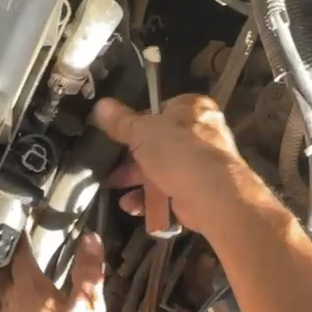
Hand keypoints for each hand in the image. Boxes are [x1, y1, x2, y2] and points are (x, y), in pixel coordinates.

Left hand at [0, 233, 106, 311]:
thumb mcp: (88, 307)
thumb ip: (88, 270)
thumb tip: (90, 237)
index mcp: (30, 287)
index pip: (21, 253)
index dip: (23, 238)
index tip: (25, 226)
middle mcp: (11, 299)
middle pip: (4, 270)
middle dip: (10, 255)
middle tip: (17, 245)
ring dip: (3, 276)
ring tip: (11, 270)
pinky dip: (1, 299)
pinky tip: (7, 303)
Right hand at [91, 95, 277, 238]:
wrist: (212, 194)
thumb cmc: (178, 152)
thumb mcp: (142, 131)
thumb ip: (121, 121)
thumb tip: (100, 105)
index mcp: (191, 108)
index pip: (160, 110)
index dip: (137, 122)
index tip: (118, 135)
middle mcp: (200, 132)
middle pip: (158, 143)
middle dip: (131, 159)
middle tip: (110, 166)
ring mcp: (201, 163)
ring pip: (161, 170)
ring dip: (136, 181)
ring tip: (115, 187)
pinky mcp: (198, 190)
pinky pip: (169, 191)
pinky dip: (150, 199)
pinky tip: (132, 206)